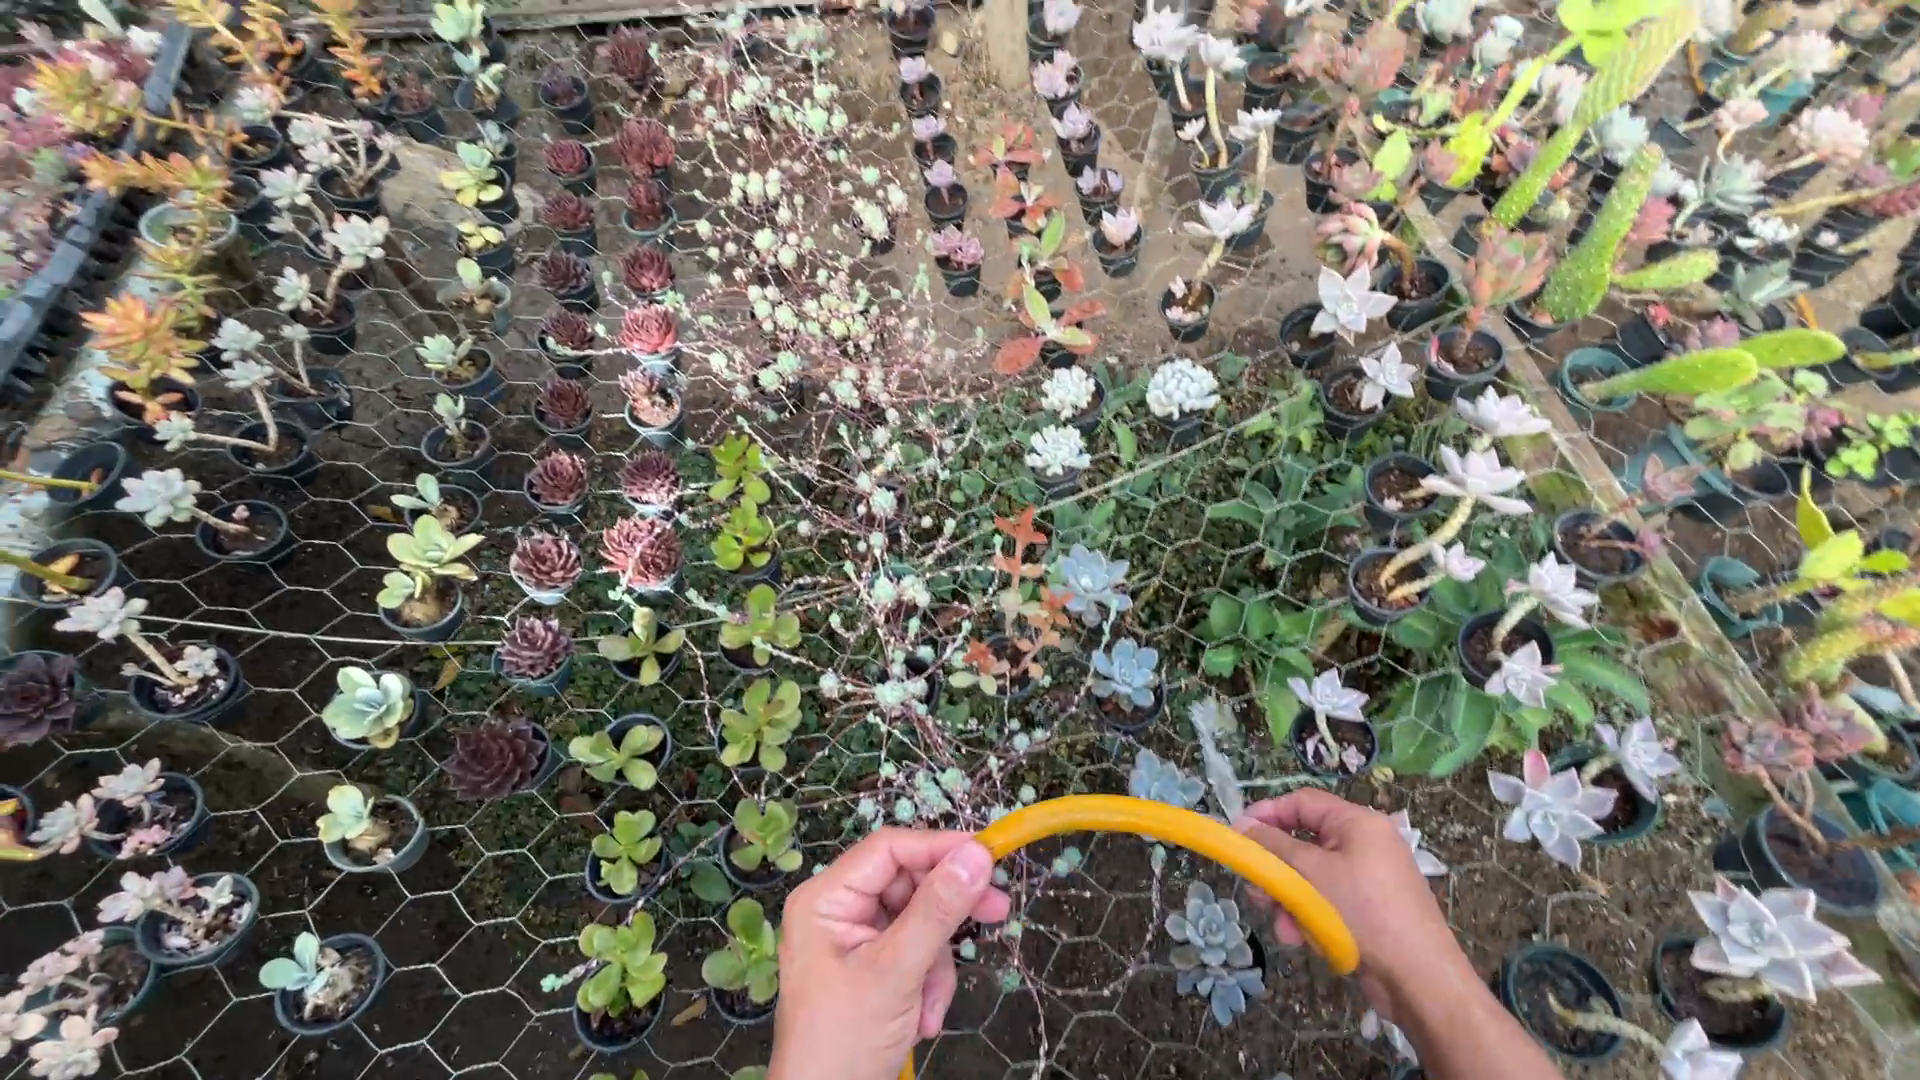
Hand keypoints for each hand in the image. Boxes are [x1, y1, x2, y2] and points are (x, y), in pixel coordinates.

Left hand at [769, 829, 1010, 1079]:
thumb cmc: (848, 1039)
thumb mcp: (897, 972)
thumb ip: (938, 910)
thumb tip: (978, 854)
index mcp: (827, 898)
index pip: (890, 849)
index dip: (938, 847)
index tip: (986, 854)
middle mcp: (839, 908)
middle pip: (908, 883)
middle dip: (946, 913)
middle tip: (998, 910)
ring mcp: (855, 939)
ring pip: (918, 920)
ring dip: (936, 962)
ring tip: (931, 1003)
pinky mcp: (872, 966)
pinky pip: (915, 951)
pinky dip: (928, 981)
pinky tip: (923, 1017)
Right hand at [1237, 789, 1465, 1021]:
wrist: (1420, 980)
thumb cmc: (1364, 911)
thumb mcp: (1312, 873)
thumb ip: (1273, 845)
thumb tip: (1242, 824)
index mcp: (1358, 823)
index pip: (1302, 802)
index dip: (1267, 813)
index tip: (1238, 832)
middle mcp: (1365, 845)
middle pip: (1304, 842)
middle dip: (1275, 866)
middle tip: (1253, 884)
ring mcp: (1369, 879)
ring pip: (1312, 876)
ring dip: (1288, 897)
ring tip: (1277, 922)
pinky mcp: (1369, 910)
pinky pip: (1328, 900)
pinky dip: (1309, 914)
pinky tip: (1299, 938)